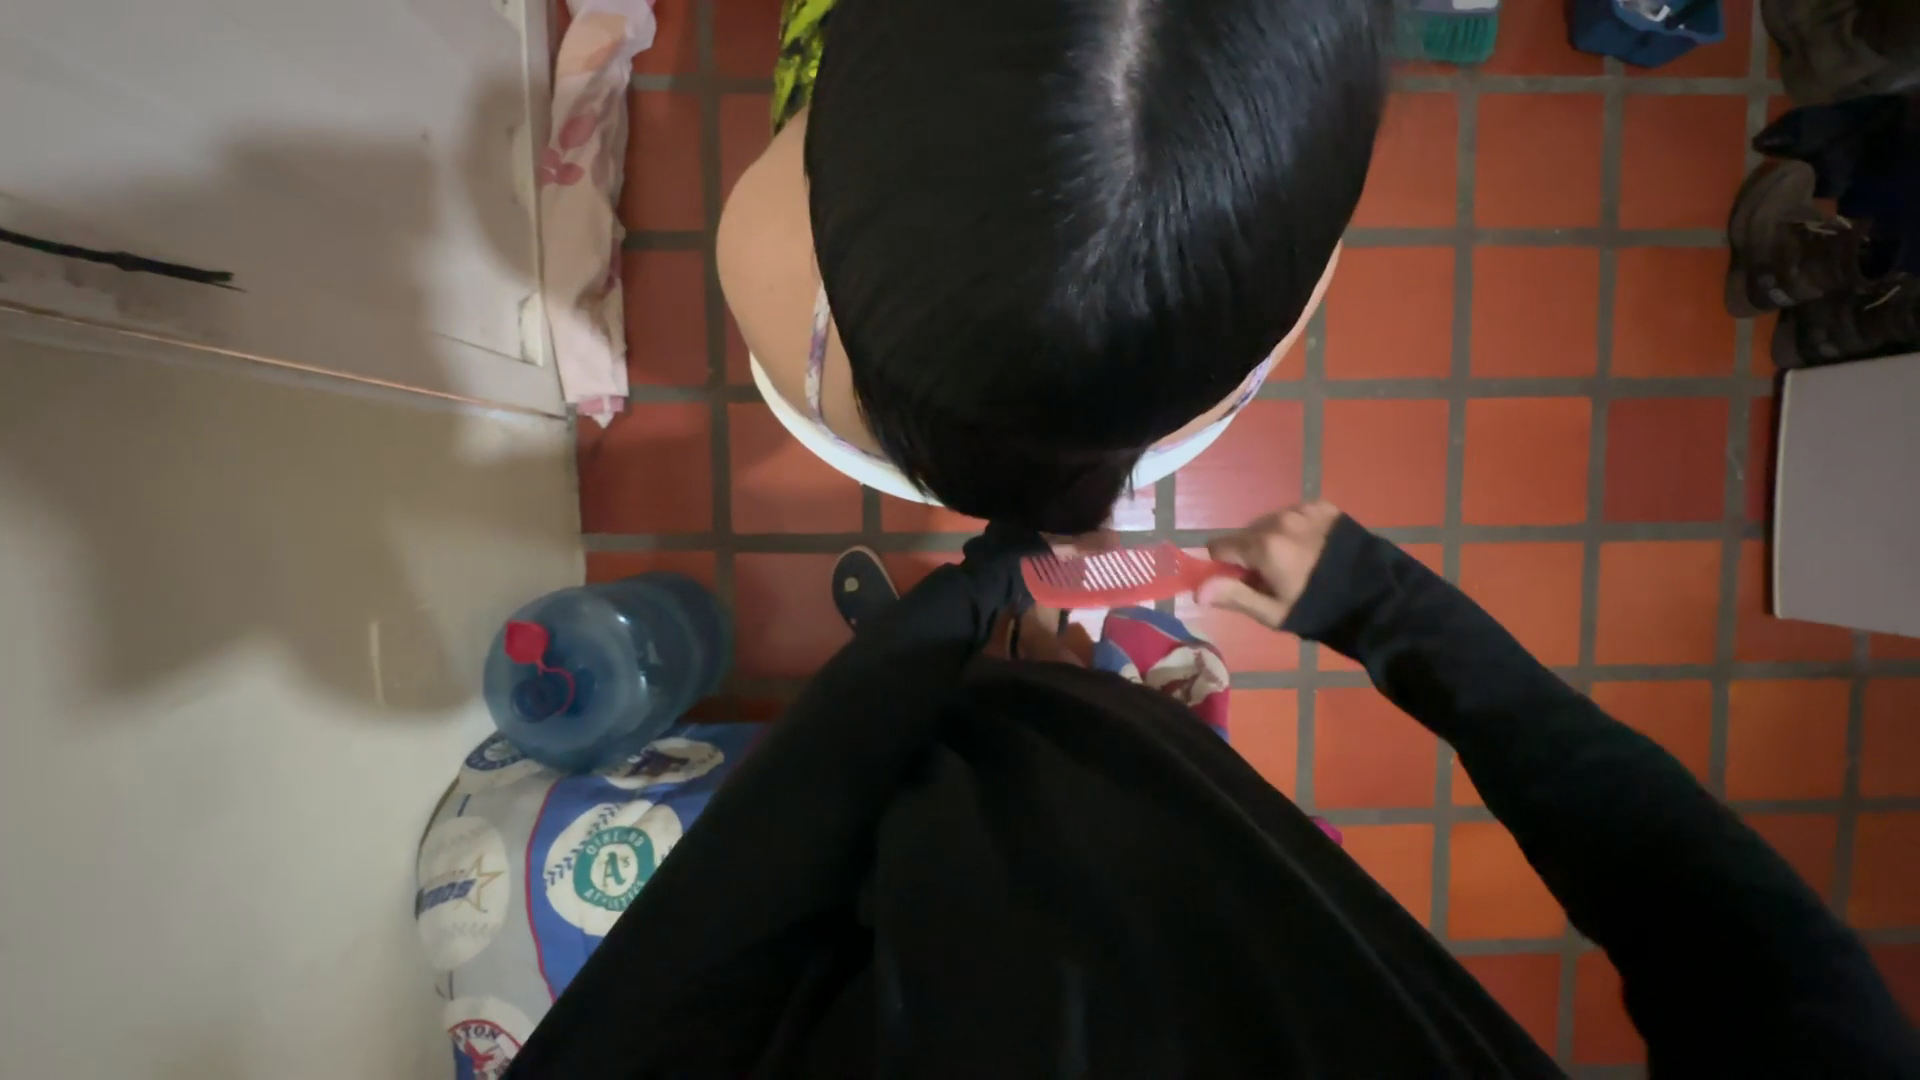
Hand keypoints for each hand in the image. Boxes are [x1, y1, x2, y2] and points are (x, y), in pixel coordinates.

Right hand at [1194, 502, 1341, 628]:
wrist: (1377, 597)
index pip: (1218, 546)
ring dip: (1272, 539)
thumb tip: (1197, 590)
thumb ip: (1233, 595)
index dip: (1225, 565)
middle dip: (1250, 553)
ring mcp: (1302, 510)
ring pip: (1268, 523)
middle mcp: (1278, 520)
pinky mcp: (1323, 507)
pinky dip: (1295, 529)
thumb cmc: (1318, 609)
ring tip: (1297, 562)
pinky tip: (1313, 548)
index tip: (1244, 581)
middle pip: (1244, 534)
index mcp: (1262, 546)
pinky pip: (1293, 514)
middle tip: (1275, 576)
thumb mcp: (1272, 612)